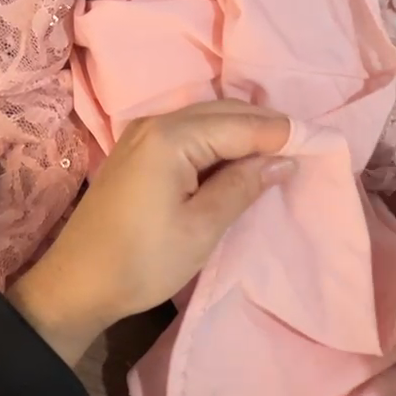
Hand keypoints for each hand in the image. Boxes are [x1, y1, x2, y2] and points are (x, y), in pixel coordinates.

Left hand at [8, 100, 293, 364]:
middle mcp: (155, 122)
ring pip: (204, 118)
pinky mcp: (136, 150)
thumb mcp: (201, 228)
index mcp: (171, 137)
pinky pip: (187, 130)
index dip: (279, 133)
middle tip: (304, 144)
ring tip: (277, 150)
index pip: (238, 125)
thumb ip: (242, 186)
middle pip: (221, 112)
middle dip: (262, 125)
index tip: (318, 142)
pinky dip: (216, 138)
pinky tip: (236, 155)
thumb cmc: (142, 260)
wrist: (77, 282)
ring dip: (240, 129)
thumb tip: (282, 159)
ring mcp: (141, 133)